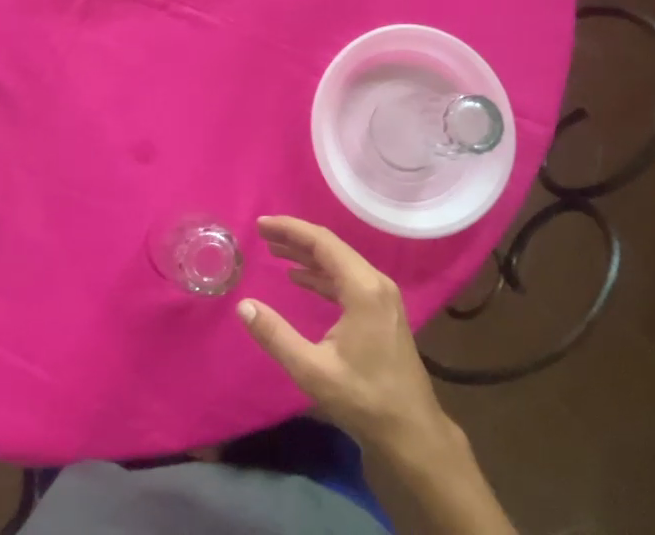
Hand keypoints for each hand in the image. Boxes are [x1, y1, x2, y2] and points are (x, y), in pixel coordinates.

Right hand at [239, 216, 453, 452]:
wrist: (411, 430)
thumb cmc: (363, 398)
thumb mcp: (311, 369)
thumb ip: (275, 335)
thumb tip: (243, 305)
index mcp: (363, 289)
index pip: (322, 243)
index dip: (290, 230)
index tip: (261, 225)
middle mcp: (376, 284)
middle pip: (332, 248)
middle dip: (296, 239)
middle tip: (262, 235)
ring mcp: (383, 297)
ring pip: (340, 263)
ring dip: (307, 256)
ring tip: (275, 252)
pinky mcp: (382, 312)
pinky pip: (347, 280)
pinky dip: (321, 274)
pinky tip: (300, 279)